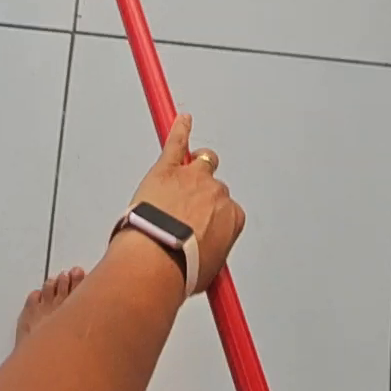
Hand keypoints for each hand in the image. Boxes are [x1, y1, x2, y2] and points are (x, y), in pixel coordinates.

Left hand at [126, 113, 245, 292]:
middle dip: (201, 195)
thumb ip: (211, 251)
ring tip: (183, 173)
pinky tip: (182, 120)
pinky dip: (180, 129)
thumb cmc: (183, 266)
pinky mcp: (168, 167)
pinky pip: (177, 142)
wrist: (157, 256)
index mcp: (232, 215)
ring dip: (194, 165)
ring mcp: (191, 176)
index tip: (203, 225)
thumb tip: (204, 257)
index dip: (213, 217)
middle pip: (214, 184)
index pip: (229, 209)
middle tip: (185, 211)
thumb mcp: (210, 270)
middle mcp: (215, 191)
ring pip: (201, 160)